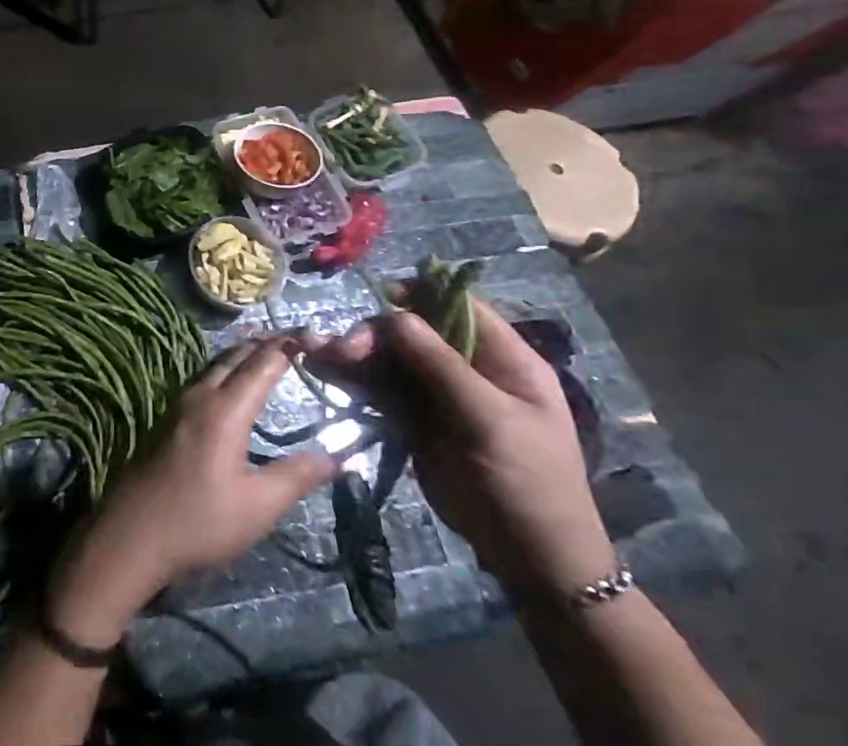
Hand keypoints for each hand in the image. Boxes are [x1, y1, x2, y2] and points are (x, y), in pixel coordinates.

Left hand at [47, 338, 338, 644]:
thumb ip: (299, 475)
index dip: (289, 346)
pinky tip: (233, 389)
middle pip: (234, 357)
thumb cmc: (199, 521)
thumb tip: (339, 454)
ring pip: (214, 368)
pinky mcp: (166, 422)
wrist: (131, 534)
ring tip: (268, 353)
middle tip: (297, 339)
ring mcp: (177, 408)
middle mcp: (198, 398)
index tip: (316, 335)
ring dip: (242, 356)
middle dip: (265, 344)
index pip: (261, 364)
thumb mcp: (259, 505)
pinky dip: (225, 373)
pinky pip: (202, 383)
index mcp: (224, 411)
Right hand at [298, 299, 614, 597]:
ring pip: (391, 361)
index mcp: (505, 361)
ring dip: (356, 354)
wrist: (527, 553)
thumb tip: (398, 316)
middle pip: (415, 334)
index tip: (380, 294)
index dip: (423, 295)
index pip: (462, 310)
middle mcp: (469, 371)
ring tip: (319, 353)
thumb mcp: (490, 420)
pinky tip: (326, 371)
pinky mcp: (414, 420)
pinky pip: (380, 390)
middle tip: (344, 349)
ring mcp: (439, 397)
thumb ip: (441, 367)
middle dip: (377, 335)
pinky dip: (354, 380)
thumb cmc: (528, 480)